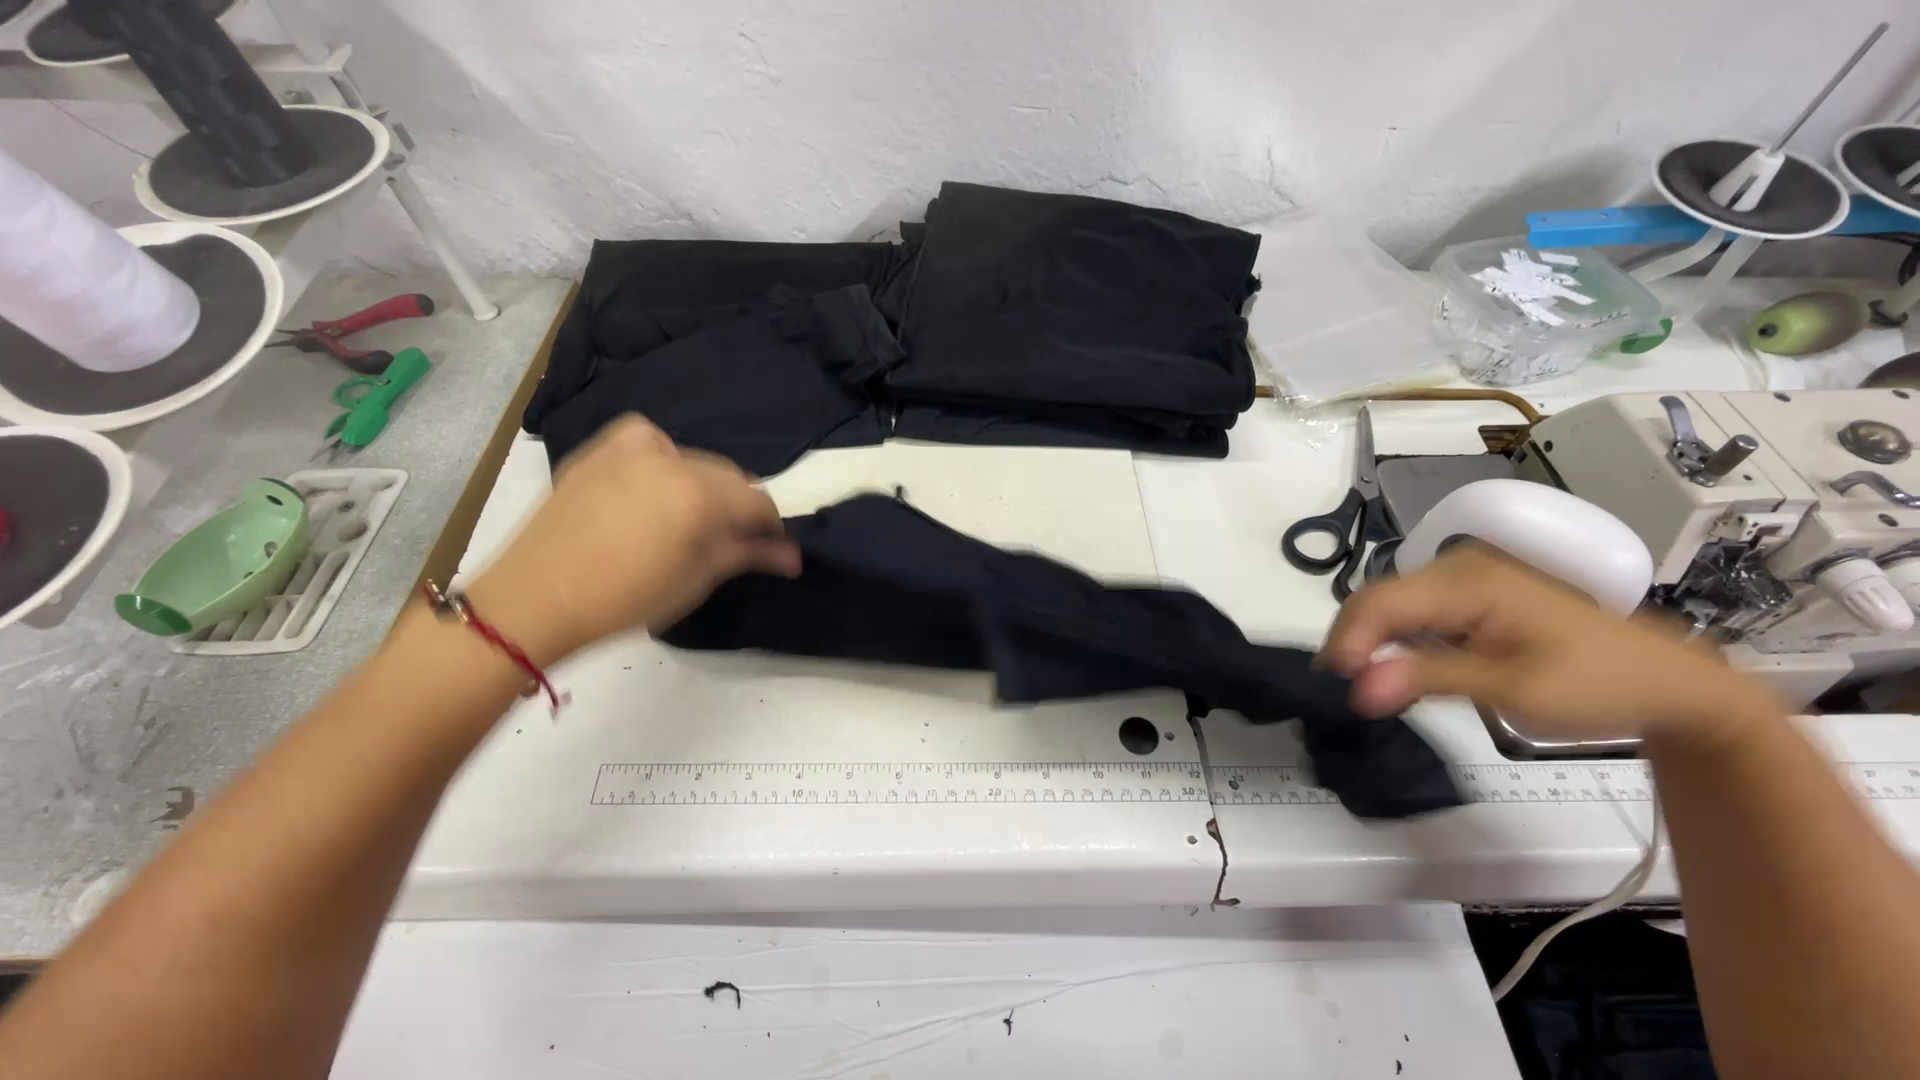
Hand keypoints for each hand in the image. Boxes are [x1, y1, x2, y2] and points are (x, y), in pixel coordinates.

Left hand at [465, 416, 799, 664]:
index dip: (771, 526)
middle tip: (730, 540)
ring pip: (692, 460)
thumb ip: (747, 554)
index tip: (772, 548)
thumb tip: (792, 555)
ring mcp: (632, 448)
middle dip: (736, 505)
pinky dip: (664, 461)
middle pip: (729, 476)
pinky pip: (651, 443)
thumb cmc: (623, 598)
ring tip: (687, 521)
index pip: (758, 500)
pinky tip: (653, 488)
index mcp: (699, 494)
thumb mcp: (695, 579)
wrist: (536, 596)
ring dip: (702, 485)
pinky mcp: (602, 448)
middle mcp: (671, 458)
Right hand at [1320, 545, 1781, 744]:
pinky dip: (1399, 642)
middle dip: (1355, 642)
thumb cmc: (1599, 685)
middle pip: (1381, 598)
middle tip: (1347, 692)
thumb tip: (1357, 688)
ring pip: (1394, 606)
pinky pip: (1418, 613)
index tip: (1335, 686)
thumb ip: (1429, 680)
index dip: (1348, 639)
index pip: (1380, 601)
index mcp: (1469, 580)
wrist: (1671, 684)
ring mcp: (1469, 580)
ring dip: (1374, 643)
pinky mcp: (1476, 597)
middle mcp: (1461, 568)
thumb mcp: (1514, 688)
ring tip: (1367, 686)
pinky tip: (1400, 671)